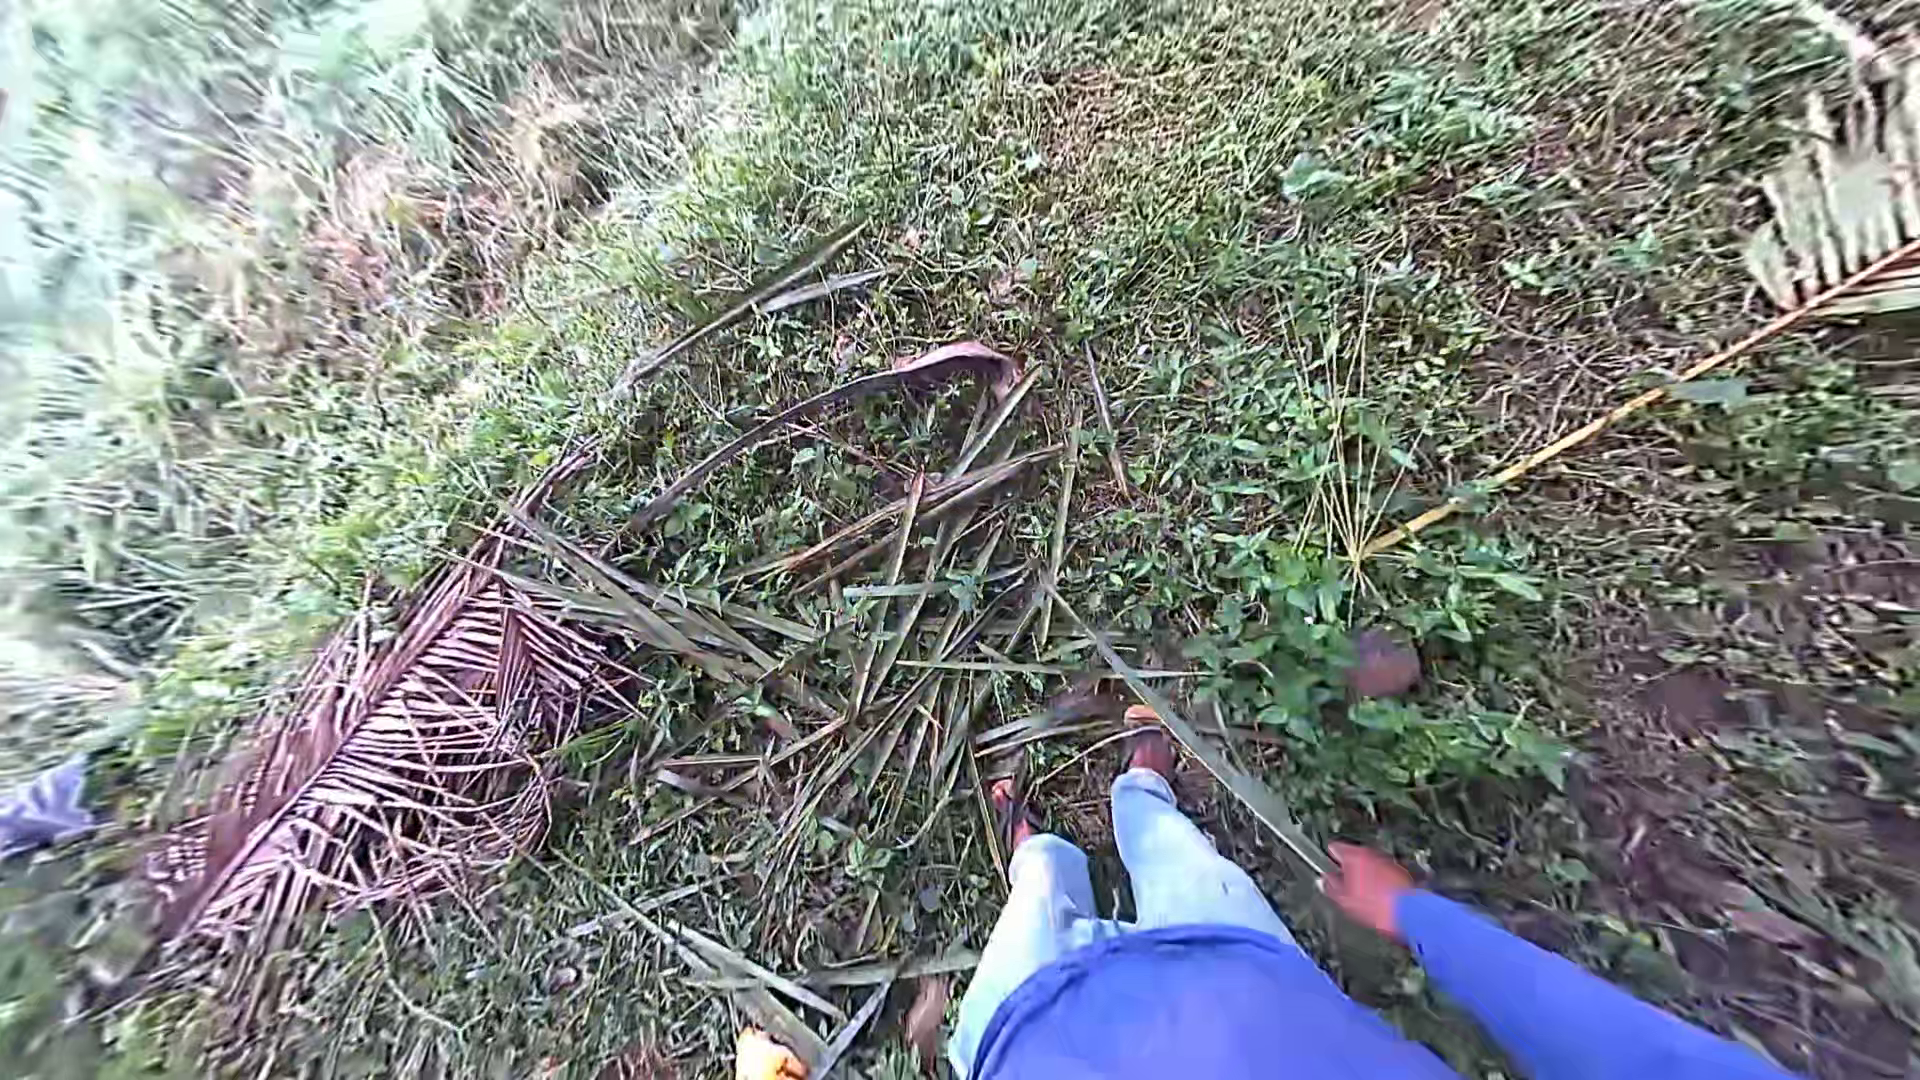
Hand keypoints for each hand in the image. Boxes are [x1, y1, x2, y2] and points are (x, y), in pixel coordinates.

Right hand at [1320, 842, 1414, 941]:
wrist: (1416, 918)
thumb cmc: (1379, 907)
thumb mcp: (1344, 900)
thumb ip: (1330, 887)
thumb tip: (1324, 882)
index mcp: (1353, 854)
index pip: (1333, 847)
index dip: (1328, 860)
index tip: (1328, 872)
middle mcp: (1371, 854)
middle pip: (1354, 857)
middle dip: (1350, 871)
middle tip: (1347, 889)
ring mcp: (1390, 863)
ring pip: (1372, 867)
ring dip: (1368, 878)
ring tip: (1367, 899)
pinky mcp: (1405, 876)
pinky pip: (1387, 877)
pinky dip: (1384, 885)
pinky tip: (1384, 902)